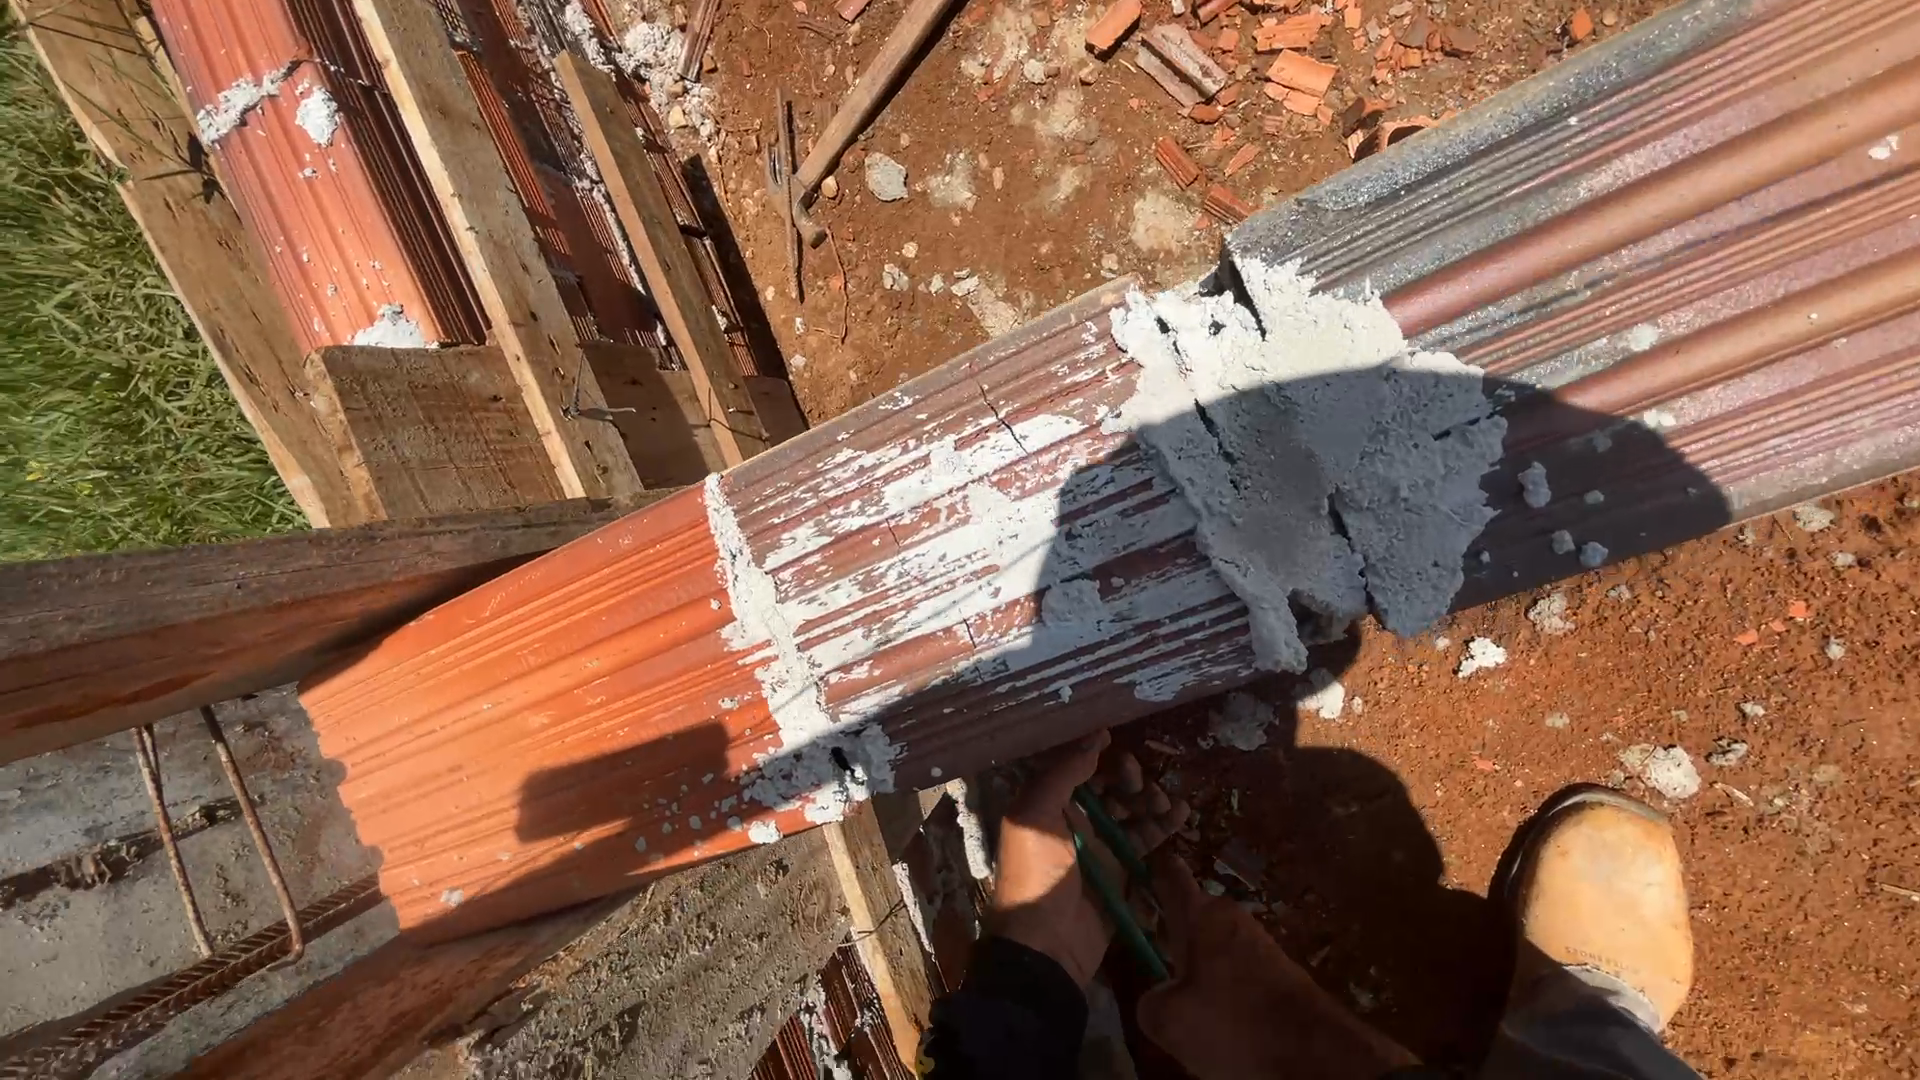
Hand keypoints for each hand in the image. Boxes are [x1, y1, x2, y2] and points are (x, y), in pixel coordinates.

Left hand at [988, 730, 1189, 986]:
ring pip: (1131, 813)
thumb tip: (1094, 735)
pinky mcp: (1122, 872)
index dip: (1095, 755)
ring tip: (1167, 800)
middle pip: (1108, 790)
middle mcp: (1074, 822)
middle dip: (1128, 780)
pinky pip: (1145, 842)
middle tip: (1140, 781)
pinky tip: (1181, 813)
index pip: (1076, 770)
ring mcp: (1100, 848)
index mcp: (1048, 805)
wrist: (1047, 944)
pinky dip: (1163, 827)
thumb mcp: (1037, 813)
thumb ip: (1064, 773)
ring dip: (1150, 801)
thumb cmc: (1037, 870)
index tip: (1116, 739)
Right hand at [1138, 852, 1420, 1079]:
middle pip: (1192, 916)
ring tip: (1196, 1006)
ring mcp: (1259, 940)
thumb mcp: (1171, 1022)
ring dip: (1204, 968)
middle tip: (1159, 966)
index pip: (1170, 874)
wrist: (1317, 1055)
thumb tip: (1156, 1000)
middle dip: (1176, 937)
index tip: (1139, 869)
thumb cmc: (1234, 1024)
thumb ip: (1149, 1003)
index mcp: (1198, 913)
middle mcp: (1229, 915)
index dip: (1153, 869)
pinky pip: (1241, 969)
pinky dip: (1230, 987)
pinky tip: (1229, 1022)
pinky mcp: (1282, 968)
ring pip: (1217, 945)